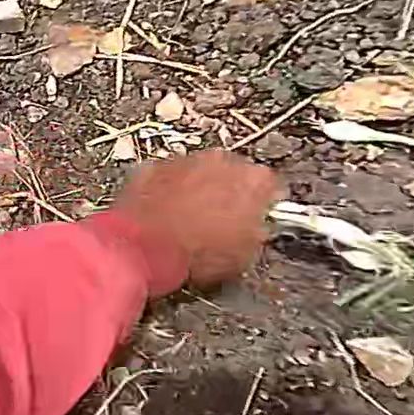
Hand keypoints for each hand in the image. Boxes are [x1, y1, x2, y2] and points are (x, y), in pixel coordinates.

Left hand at [109, 150, 279, 289]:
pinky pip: (169, 175)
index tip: (255, 217)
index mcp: (254, 180)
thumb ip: (256, 232)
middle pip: (234, 173)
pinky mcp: (156, 165)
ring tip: (188, 217)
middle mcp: (221, 161)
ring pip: (200, 170)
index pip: (270, 185)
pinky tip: (164, 211)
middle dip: (228, 192)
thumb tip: (254, 231)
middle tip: (219, 218)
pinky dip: (168, 188)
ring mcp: (186, 160)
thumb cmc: (193, 253)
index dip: (262, 204)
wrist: (143, 248)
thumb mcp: (244, 254)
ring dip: (197, 187)